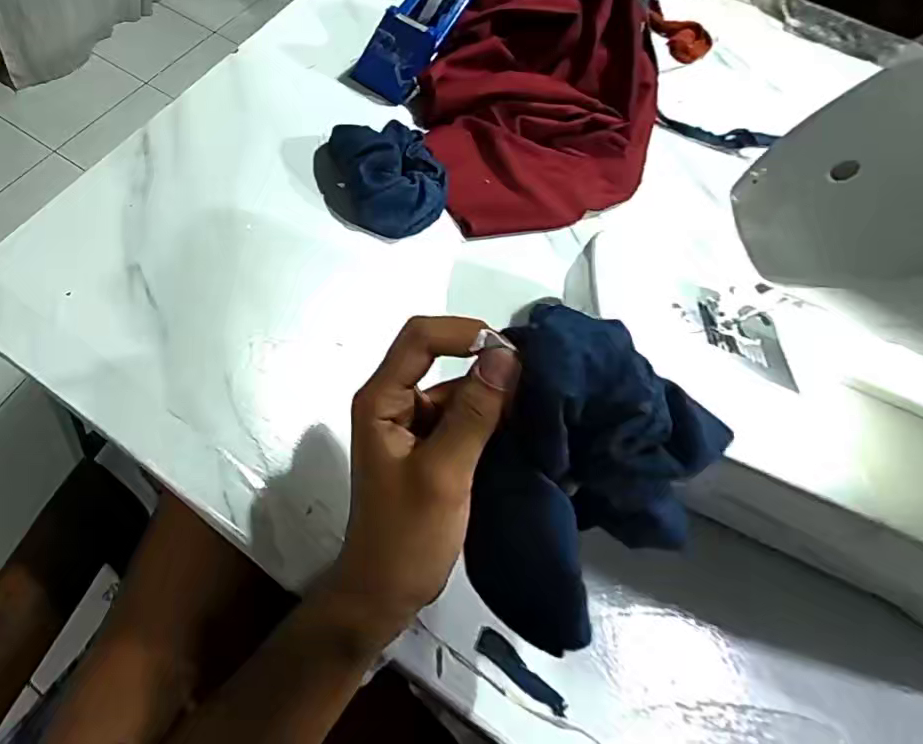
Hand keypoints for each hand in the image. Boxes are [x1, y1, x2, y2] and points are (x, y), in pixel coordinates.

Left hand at [318, 316, 520, 645]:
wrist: (385, 590)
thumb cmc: (406, 535)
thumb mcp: (445, 473)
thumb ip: (473, 414)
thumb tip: (505, 355)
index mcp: (381, 398)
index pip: (418, 338)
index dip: (463, 332)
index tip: (511, 350)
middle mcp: (391, 400)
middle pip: (435, 357)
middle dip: (483, 360)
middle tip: (538, 375)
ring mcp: (408, 422)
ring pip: (452, 387)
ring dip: (491, 391)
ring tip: (542, 399)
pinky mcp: (427, 445)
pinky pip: (458, 415)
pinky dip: (488, 416)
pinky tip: (524, 424)